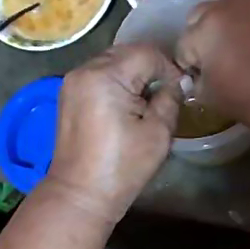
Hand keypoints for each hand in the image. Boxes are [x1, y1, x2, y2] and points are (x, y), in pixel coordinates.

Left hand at [43, 44, 182, 221]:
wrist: (80, 195)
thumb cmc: (123, 167)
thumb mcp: (158, 132)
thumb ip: (170, 98)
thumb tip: (176, 83)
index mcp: (105, 76)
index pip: (147, 54)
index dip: (169, 68)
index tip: (181, 90)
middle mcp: (84, 71)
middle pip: (126, 52)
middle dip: (150, 68)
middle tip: (167, 92)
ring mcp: (72, 82)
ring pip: (111, 62)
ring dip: (132, 73)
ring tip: (148, 99)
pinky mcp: (68, 95)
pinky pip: (98, 76)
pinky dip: (116, 82)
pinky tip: (127, 105)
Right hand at [176, 0, 249, 128]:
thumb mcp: (211, 98)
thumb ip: (196, 82)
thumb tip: (197, 76)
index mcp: (202, 29)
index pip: (182, 47)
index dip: (188, 67)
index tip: (200, 81)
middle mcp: (223, 6)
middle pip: (198, 18)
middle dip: (200, 38)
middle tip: (213, 63)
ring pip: (221, 6)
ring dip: (219, 23)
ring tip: (230, 49)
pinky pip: (245, 9)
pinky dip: (240, 20)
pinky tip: (249, 43)